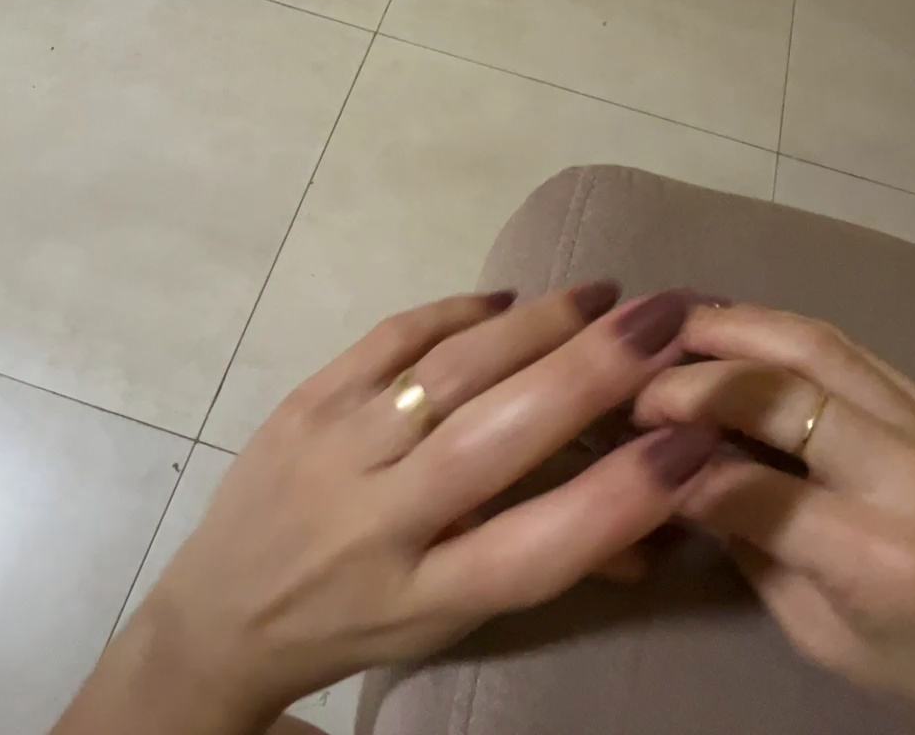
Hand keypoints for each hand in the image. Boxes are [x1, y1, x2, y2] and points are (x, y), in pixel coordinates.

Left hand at [57, 285, 719, 734]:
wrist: (221, 613)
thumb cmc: (358, 620)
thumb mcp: (450, 618)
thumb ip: (544, 554)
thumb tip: (646, 498)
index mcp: (427, 594)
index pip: (538, 548)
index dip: (621, 496)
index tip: (693, 438)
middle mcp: (380, 519)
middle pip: (496, 437)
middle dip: (590, 372)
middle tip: (663, 317)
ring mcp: (335, 448)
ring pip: (448, 370)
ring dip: (534, 324)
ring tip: (598, 295)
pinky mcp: (304, 400)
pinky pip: (390, 338)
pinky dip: (455, 310)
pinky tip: (505, 299)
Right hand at [633, 305, 914, 734]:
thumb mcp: (821, 634)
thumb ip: (747, 545)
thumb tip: (675, 470)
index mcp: (885, 560)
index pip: (753, 489)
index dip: (679, 463)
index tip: (631, 445)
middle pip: (786, 392)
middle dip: (697, 376)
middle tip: (638, 373)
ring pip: (818, 345)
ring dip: (734, 326)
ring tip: (674, 325)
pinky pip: (848, 347)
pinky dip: (777, 330)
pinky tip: (735, 329)